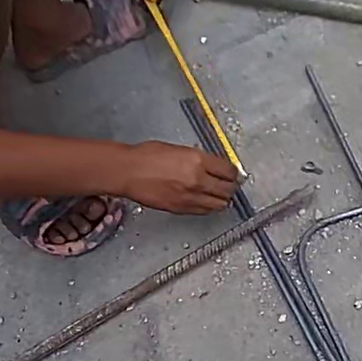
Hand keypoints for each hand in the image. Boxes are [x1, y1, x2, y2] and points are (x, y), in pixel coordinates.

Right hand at [119, 140, 238, 213]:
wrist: (128, 171)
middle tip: (230, 185)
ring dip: (222, 199)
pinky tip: (206, 201)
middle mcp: (198, 180)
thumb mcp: (179, 149)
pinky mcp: (183, 209)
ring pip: (220, 204)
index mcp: (198, 160)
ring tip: (219, 195)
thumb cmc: (147, 156)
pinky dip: (209, 207)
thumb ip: (199, 159)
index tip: (233, 174)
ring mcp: (191, 196)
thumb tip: (214, 166)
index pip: (229, 171)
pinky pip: (205, 211)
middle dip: (231, 187)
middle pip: (229, 190)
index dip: (234, 173)